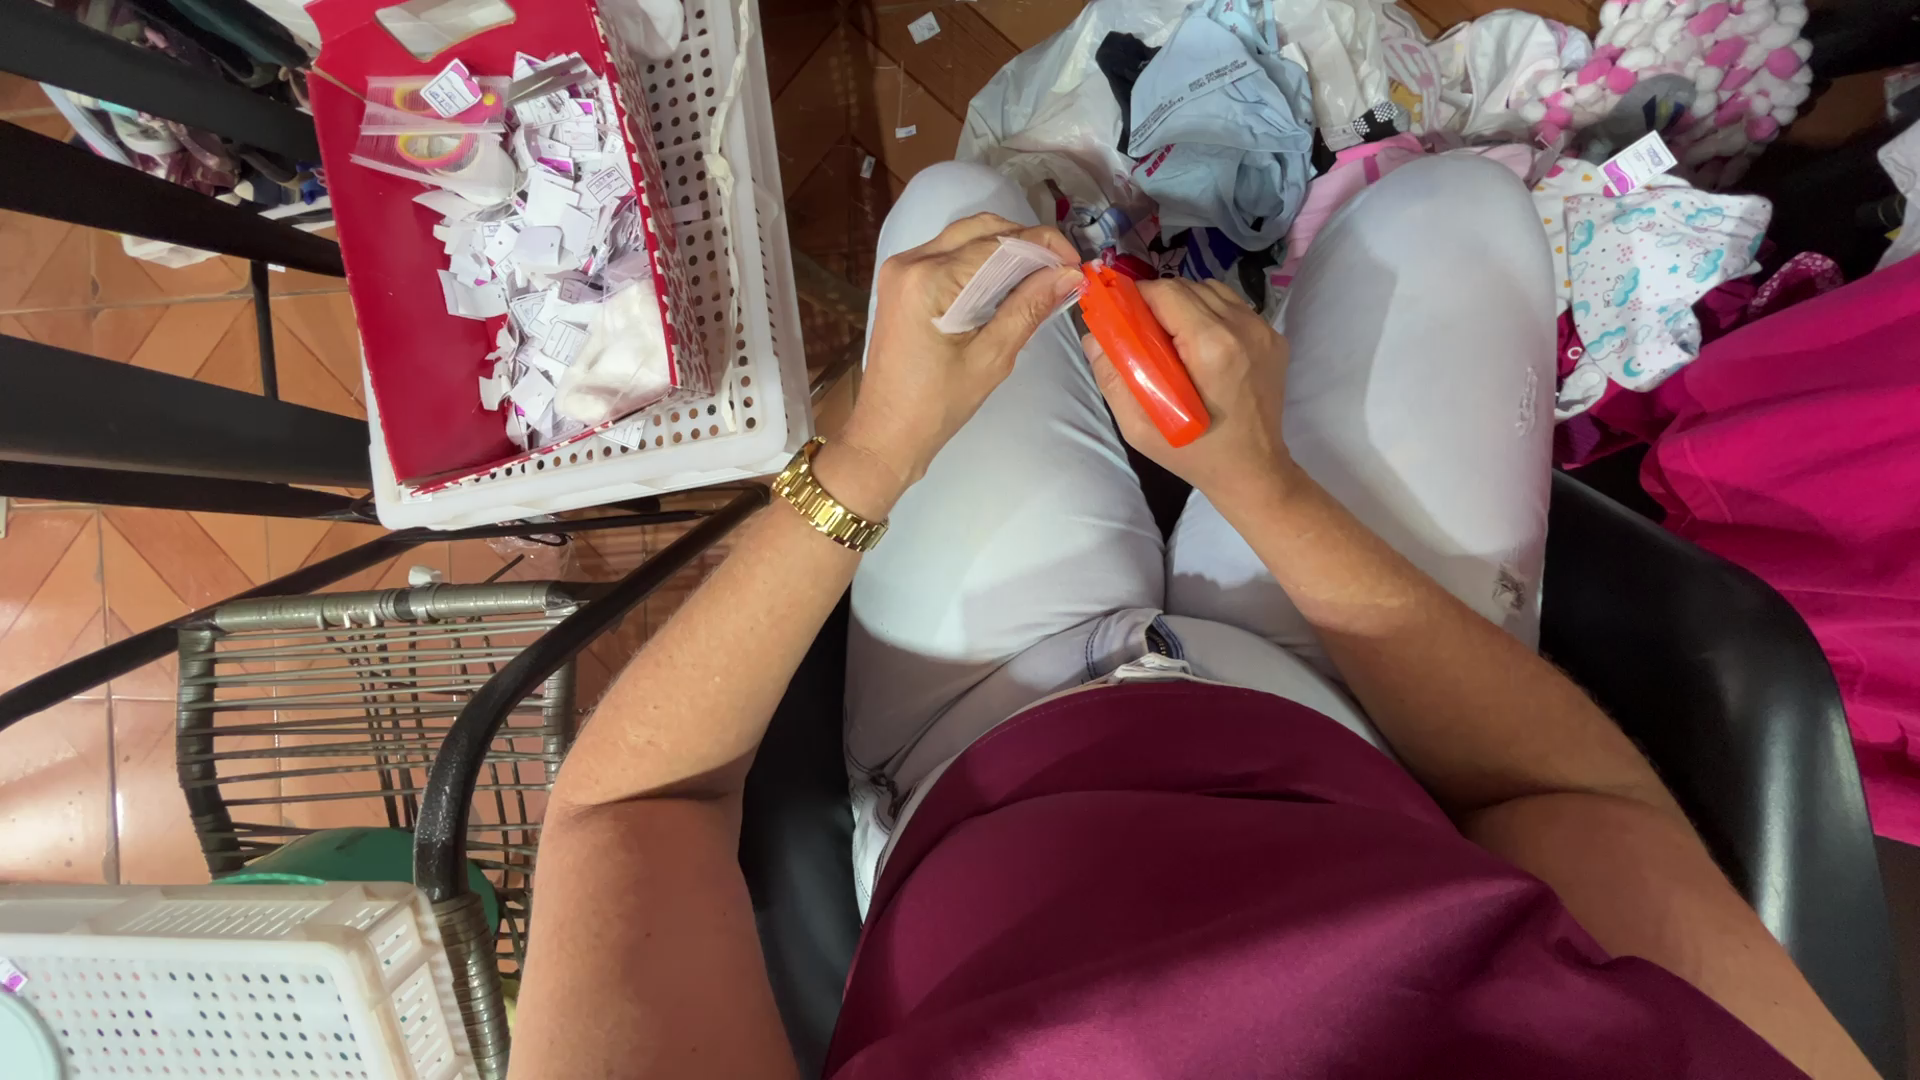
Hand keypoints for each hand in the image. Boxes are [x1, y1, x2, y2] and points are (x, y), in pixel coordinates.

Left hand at [844, 213, 1080, 486]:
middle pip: (980, 228)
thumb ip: (1028, 308)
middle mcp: (910, 262)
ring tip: (1040, 274)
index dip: (1043, 246)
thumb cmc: (937, 406)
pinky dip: (980, 261)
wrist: (887, 434)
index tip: (1076, 263)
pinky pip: (948, 255)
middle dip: (1026, 241)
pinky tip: (1007, 283)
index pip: (998, 243)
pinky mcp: (900, 282)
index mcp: (928, 280)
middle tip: (1060, 268)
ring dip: (1004, 248)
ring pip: (964, 237)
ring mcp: (900, 269)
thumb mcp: (991, 359)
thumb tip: (1068, 274)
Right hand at [1081, 278, 1298, 503]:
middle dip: (1156, 301)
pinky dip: (1207, 314)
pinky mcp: (1272, 337)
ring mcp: (1262, 330)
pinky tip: (1194, 344)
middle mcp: (1242, 328)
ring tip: (1166, 336)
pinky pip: (1232, 306)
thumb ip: (1113, 378)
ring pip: (1210, 290)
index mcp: (1211, 347)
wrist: (1253, 471)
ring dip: (1182, 305)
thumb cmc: (1194, 455)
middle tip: (1137, 329)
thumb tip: (1093, 337)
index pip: (1166, 293)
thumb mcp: (1140, 427)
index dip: (1136, 298)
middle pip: (1187, 287)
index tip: (1118, 314)